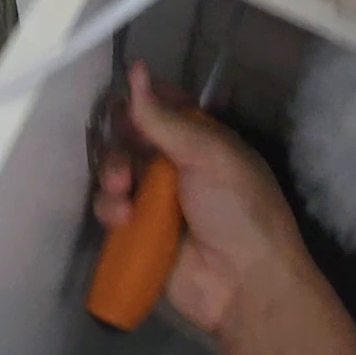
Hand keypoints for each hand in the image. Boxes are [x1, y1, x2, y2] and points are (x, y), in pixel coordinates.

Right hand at [94, 62, 310, 336]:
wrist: (244, 283)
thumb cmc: (236, 208)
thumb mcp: (208, 154)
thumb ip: (164, 118)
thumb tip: (136, 70)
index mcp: (201, 140)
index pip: (164, 107)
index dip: (142, 98)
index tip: (123, 92)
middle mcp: (176, 165)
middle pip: (131, 138)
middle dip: (120, 142)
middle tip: (125, 156)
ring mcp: (156, 200)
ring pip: (115, 172)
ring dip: (112, 176)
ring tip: (123, 192)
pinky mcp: (139, 233)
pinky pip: (111, 210)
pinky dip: (111, 209)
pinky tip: (123, 219)